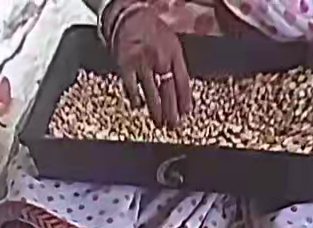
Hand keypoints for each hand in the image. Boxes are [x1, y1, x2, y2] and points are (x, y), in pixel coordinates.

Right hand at [110, 5, 191, 126]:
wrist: (127, 15)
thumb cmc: (149, 30)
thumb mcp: (169, 42)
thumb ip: (174, 64)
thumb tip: (178, 90)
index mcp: (173, 51)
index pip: (183, 80)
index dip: (185, 99)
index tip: (186, 113)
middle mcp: (159, 57)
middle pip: (168, 90)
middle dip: (172, 111)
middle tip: (173, 125)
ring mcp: (142, 63)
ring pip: (152, 94)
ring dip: (157, 112)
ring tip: (159, 124)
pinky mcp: (126, 67)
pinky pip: (132, 89)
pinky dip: (136, 100)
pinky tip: (138, 106)